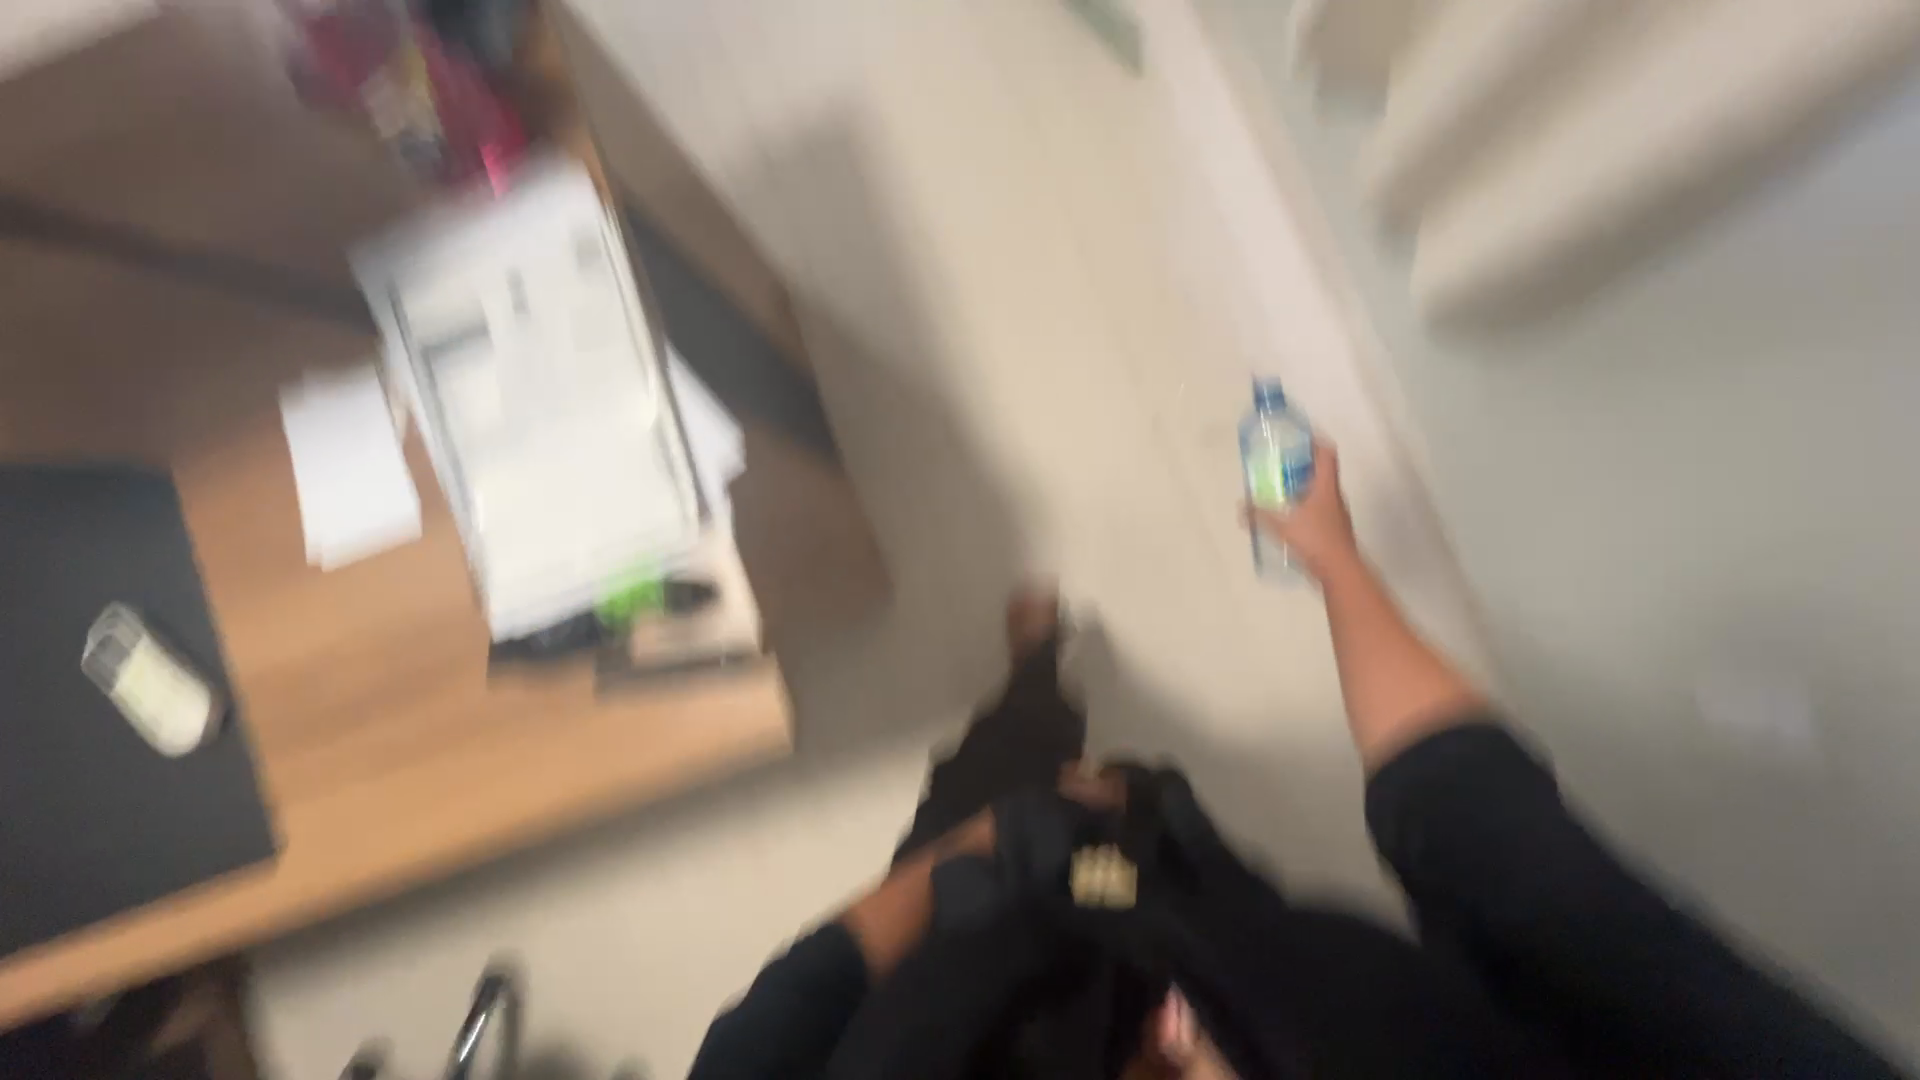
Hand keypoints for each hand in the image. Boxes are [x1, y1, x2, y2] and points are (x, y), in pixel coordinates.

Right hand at [1244, 438, 1357, 577]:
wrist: (1340, 571)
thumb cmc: (1316, 541)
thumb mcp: (1282, 526)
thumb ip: (1260, 515)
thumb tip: (1241, 506)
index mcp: (1326, 487)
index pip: (1326, 455)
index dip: (1315, 441)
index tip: (1299, 436)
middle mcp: (1333, 496)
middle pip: (1321, 472)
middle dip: (1301, 465)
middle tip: (1279, 463)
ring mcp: (1335, 514)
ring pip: (1318, 491)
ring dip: (1301, 486)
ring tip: (1278, 489)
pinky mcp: (1331, 529)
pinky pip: (1316, 509)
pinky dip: (1302, 506)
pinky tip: (1286, 517)